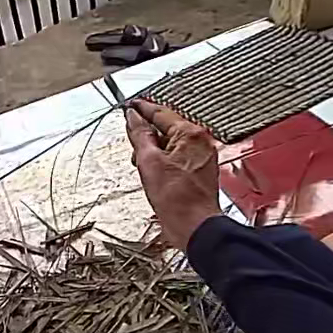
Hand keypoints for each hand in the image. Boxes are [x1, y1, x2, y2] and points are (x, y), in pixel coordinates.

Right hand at [125, 100, 221, 250]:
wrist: (194, 226)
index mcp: (191, 135)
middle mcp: (201, 143)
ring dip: (154, 153)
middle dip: (147, 137)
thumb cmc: (178, 199)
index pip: (161, 113)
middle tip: (132, 146)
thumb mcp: (149, 162)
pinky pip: (177, 159)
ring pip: (171, 145)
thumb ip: (140, 135)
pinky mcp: (199, 172)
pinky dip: (163, 163)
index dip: (142, 109)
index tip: (130, 107)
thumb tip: (133, 118)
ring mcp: (202, 158)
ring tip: (144, 168)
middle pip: (167, 129)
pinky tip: (155, 176)